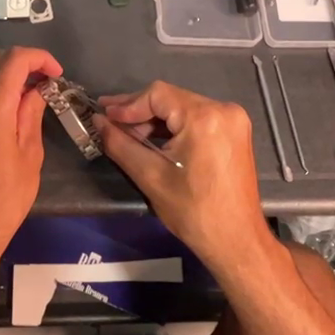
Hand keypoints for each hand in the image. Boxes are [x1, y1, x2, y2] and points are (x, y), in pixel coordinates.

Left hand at [0, 46, 62, 256]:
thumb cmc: (5, 197)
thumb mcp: (29, 153)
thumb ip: (31, 113)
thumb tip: (38, 91)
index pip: (14, 59)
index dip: (40, 58)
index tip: (58, 74)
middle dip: (25, 63)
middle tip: (49, 83)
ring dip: (10, 75)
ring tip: (34, 96)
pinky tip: (13, 109)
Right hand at [96, 81, 271, 272]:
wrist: (236, 240)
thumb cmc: (192, 211)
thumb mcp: (150, 176)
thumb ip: (120, 143)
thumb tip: (98, 121)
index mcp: (205, 118)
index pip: (157, 95)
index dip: (128, 104)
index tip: (104, 115)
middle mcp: (224, 110)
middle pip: (171, 99)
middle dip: (139, 111)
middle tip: (109, 120)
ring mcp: (234, 120)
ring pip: (183, 108)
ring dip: (155, 120)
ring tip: (127, 132)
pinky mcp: (235, 133)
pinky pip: (197, 119)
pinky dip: (174, 127)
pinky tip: (153, 139)